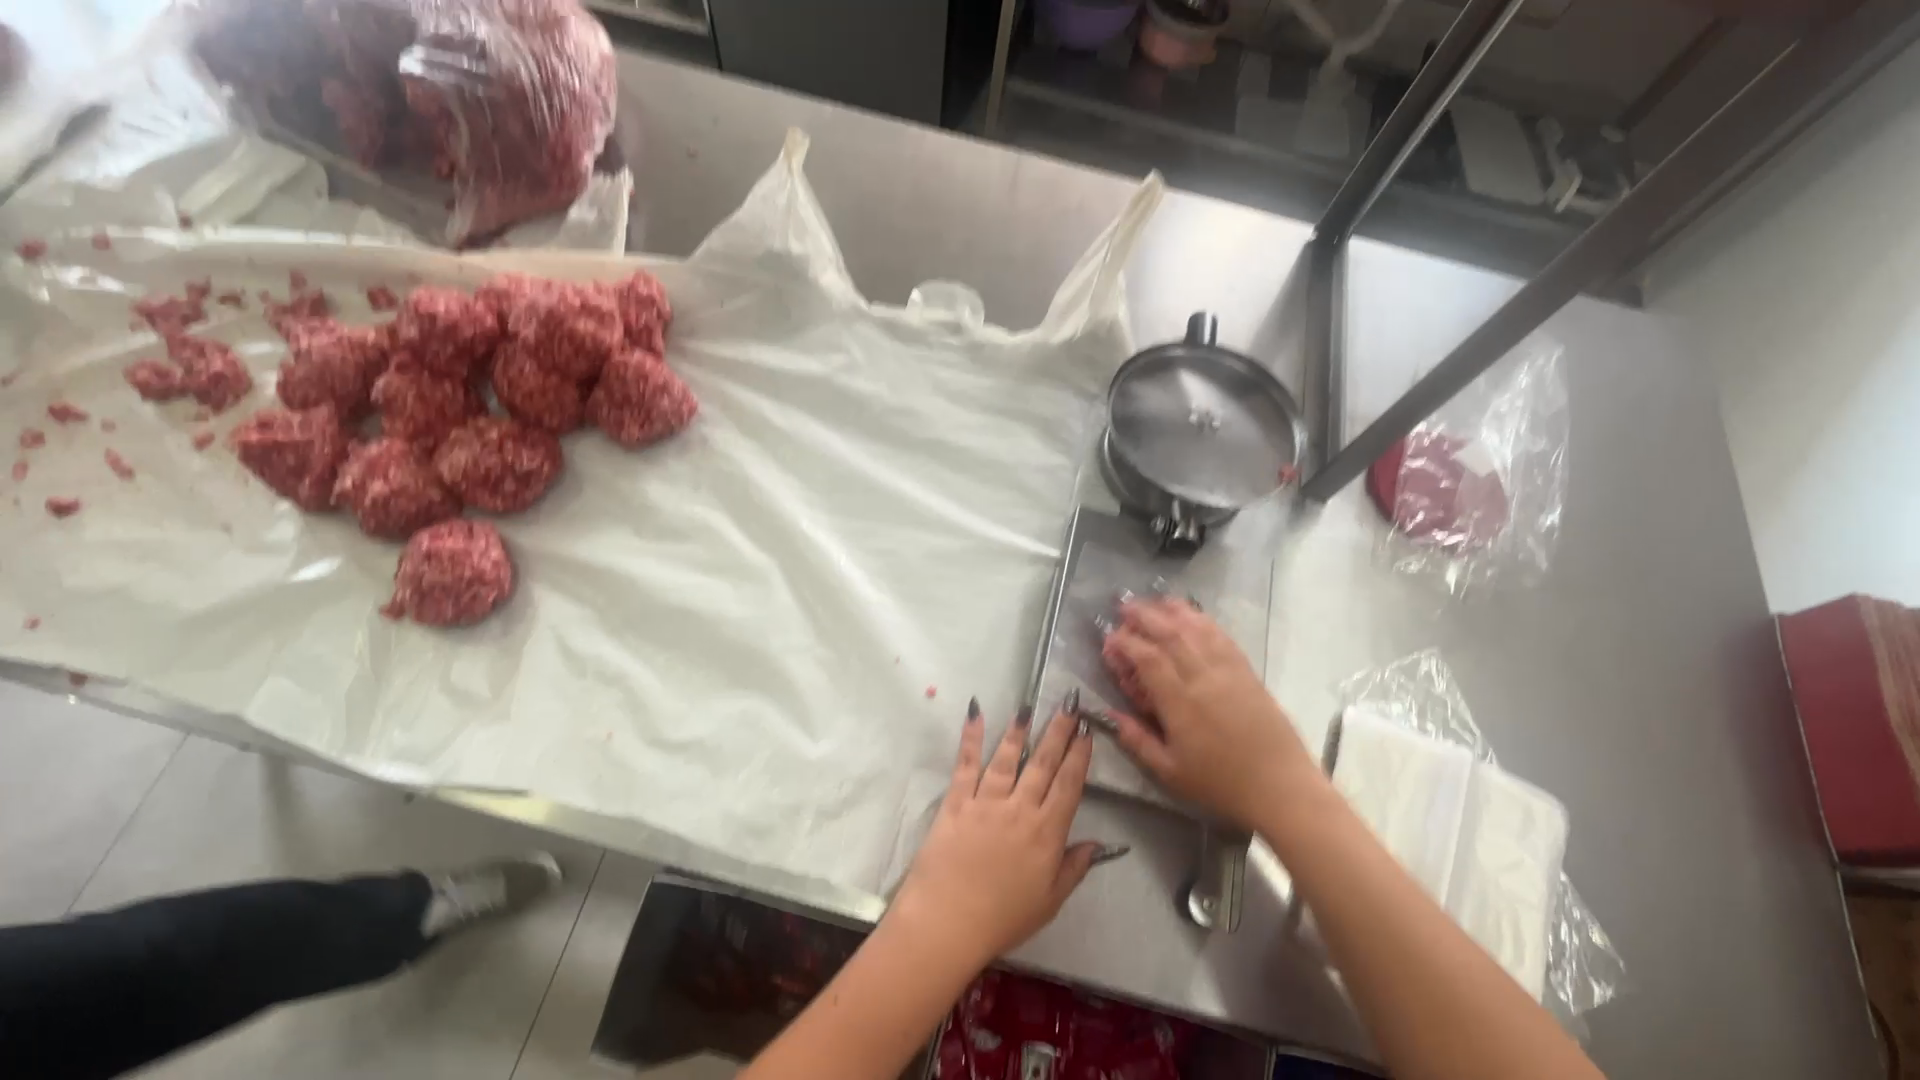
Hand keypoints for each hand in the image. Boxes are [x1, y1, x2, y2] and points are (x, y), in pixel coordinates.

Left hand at [888, 698, 1106, 970]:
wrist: (947, 921)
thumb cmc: (1002, 918)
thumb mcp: (1050, 902)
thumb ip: (1074, 868)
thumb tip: (1097, 843)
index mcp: (1047, 832)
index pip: (1069, 785)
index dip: (1080, 756)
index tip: (1087, 731)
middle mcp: (1020, 808)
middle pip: (1043, 763)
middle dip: (1058, 732)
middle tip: (1068, 705)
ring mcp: (986, 801)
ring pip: (1007, 758)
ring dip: (1019, 731)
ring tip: (1028, 707)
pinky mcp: (956, 802)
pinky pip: (966, 764)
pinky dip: (971, 737)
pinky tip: (975, 713)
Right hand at [1103, 597, 1320, 829]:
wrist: (1281, 787)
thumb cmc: (1221, 784)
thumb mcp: (1170, 772)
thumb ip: (1137, 741)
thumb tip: (1109, 715)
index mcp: (1180, 703)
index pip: (1147, 659)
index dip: (1125, 643)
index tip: (1109, 639)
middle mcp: (1203, 679)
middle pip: (1170, 634)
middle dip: (1144, 616)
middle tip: (1123, 608)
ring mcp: (1228, 672)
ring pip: (1197, 629)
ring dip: (1172, 611)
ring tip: (1153, 603)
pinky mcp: (1247, 672)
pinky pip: (1222, 637)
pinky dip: (1203, 621)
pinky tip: (1191, 615)